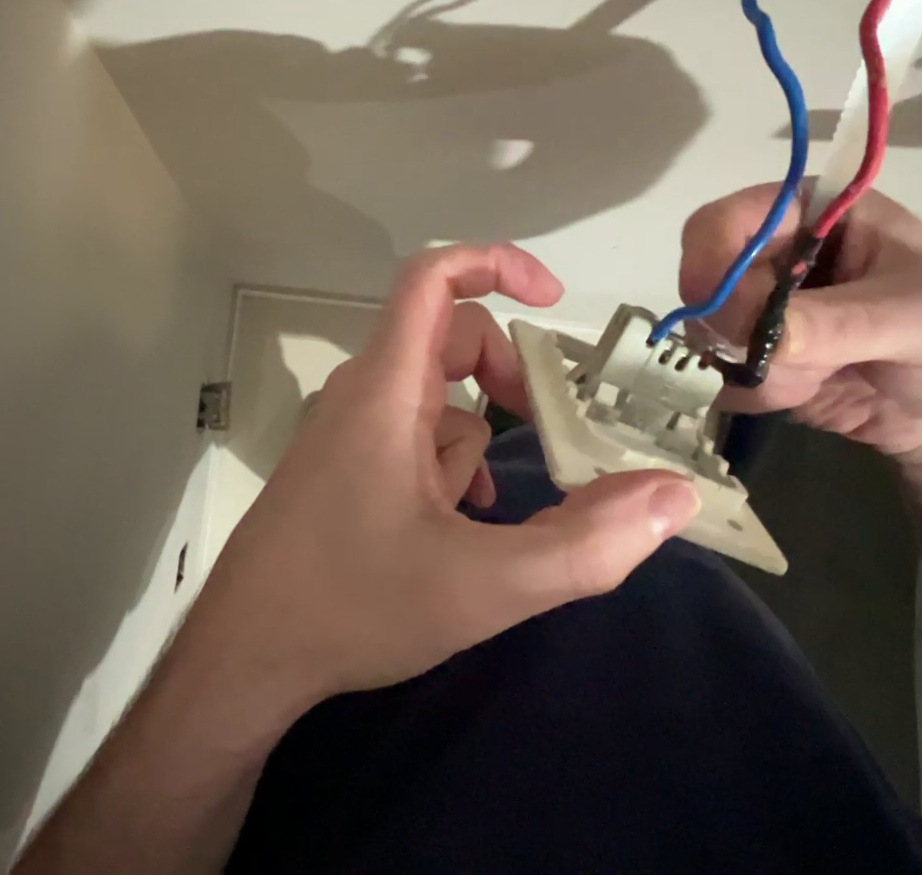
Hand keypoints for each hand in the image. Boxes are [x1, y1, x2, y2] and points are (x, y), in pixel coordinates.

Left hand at [178, 243, 698, 714]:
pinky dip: (448, 466)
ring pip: (434, 401)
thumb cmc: (354, 606)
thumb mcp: (485, 583)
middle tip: (550, 435)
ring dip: (478, 439)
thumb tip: (675, 497)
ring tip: (489, 517)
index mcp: (387, 391)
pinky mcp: (341, 469)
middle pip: (448, 341)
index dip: (496, 265)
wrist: (246, 656)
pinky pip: (409, 439)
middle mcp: (362, 396)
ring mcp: (346, 434)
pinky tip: (459, 528)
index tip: (554, 303)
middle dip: (508, 379)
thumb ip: (587, 544)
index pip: (431, 279)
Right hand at [679, 184, 921, 463]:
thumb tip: (760, 332)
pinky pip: (718, 372)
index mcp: (814, 214)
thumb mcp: (920, 320)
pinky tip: (802, 395)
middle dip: (736, 326)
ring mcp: (759, 310)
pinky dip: (749, 391)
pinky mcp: (755, 357)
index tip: (732, 315)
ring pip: (707, 332)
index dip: (714, 261)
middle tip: (785, 357)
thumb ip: (839, 322)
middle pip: (703, 279)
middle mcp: (774, 255)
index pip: (726, 221)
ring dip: (749, 364)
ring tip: (814, 379)